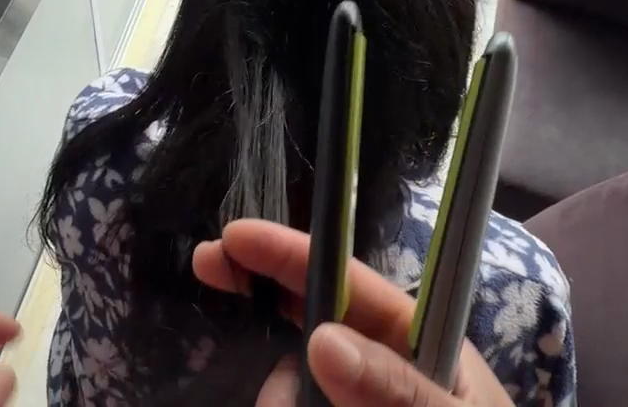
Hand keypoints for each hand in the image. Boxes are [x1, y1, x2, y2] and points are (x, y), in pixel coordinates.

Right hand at [192, 220, 513, 406]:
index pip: (350, 280)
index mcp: (419, 345)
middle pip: (308, 314)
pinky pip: (291, 403)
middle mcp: (379, 366)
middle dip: (261, 294)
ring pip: (290, 383)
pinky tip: (284, 405)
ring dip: (281, 397)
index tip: (234, 238)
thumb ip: (400, 392)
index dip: (291, 249)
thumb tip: (321, 339)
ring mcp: (350, 401)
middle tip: (208, 267)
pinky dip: (284, 403)